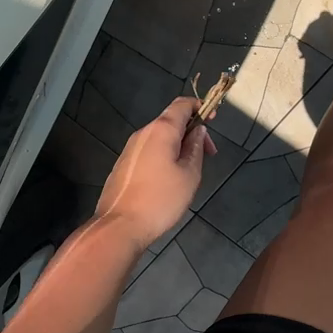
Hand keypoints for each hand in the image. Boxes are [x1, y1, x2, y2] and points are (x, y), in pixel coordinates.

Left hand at [94, 97, 214, 248]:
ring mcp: (130, 149)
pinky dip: (164, 155)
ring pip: (160, 138)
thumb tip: (197, 130)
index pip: (182, 104)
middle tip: (208, 154)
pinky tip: (169, 180)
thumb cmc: (160, 199)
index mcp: (161, 130)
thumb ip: (196, 147)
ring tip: (190, 170)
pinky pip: (149, 151)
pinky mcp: (123, 166)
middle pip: (171, 121)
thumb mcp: (190, 174)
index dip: (200, 107)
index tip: (213, 121)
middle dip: (192, 132)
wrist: (119, 228)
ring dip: (178, 145)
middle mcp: (143, 134)